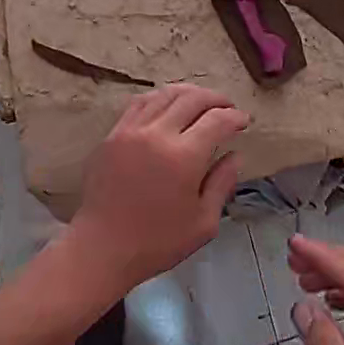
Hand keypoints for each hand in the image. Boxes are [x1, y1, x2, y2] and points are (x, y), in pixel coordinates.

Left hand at [59, 84, 249, 288]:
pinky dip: (161, 98)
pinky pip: (141, 103)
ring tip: (202, 103)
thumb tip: (235, 155)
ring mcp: (131, 132)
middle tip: (228, 108)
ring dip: (191, 94)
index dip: (235, 116)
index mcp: (184, 157)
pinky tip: (170, 107)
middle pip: (194, 98)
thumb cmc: (156, 242)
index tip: (244, 121)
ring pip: (167, 94)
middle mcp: (158, 135)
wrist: (99, 251)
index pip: (218, 119)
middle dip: (217, 99)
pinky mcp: (112, 136)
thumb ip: (223, 183)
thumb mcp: (204, 222)